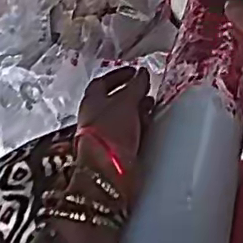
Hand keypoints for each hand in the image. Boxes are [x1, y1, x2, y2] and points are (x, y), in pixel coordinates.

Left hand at [73, 65, 150, 196]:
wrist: (110, 171)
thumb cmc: (111, 130)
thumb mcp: (126, 101)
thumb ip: (136, 85)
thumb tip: (142, 73)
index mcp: (91, 101)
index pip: (103, 82)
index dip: (119, 74)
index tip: (134, 71)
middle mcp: (96, 117)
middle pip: (114, 99)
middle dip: (132, 92)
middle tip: (146, 87)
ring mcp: (106, 135)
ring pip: (124, 116)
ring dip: (138, 108)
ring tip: (151, 104)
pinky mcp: (118, 150)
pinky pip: (130, 132)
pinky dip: (140, 124)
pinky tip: (149, 122)